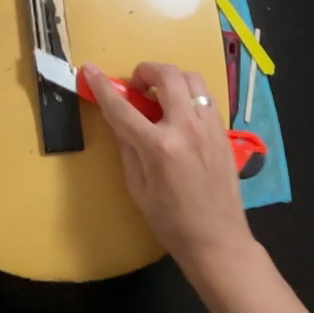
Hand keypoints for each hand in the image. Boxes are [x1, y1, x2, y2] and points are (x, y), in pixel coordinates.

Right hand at [84, 61, 251, 265]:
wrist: (219, 242)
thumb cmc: (171, 222)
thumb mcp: (137, 188)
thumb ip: (127, 147)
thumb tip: (119, 119)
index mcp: (159, 147)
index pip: (122, 107)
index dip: (102, 86)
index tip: (90, 70)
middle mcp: (186, 128)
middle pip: (167, 75)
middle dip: (145, 71)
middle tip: (137, 88)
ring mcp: (209, 127)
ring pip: (192, 78)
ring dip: (171, 79)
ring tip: (161, 97)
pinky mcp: (224, 132)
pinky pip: (206, 97)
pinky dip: (189, 95)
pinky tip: (181, 114)